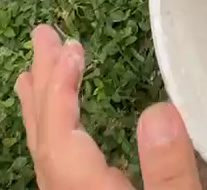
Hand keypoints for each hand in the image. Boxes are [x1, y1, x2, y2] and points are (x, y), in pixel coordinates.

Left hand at [15, 24, 201, 188]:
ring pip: (51, 153)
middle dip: (45, 84)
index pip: (61, 140)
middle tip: (42, 36)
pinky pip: (63, 162)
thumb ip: (169, 170)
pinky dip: (61, 128)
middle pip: (48, 141)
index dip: (61, 89)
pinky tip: (71, 123)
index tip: (71, 46)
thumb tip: (157, 112)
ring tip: (37, 71)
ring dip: (47, 105)